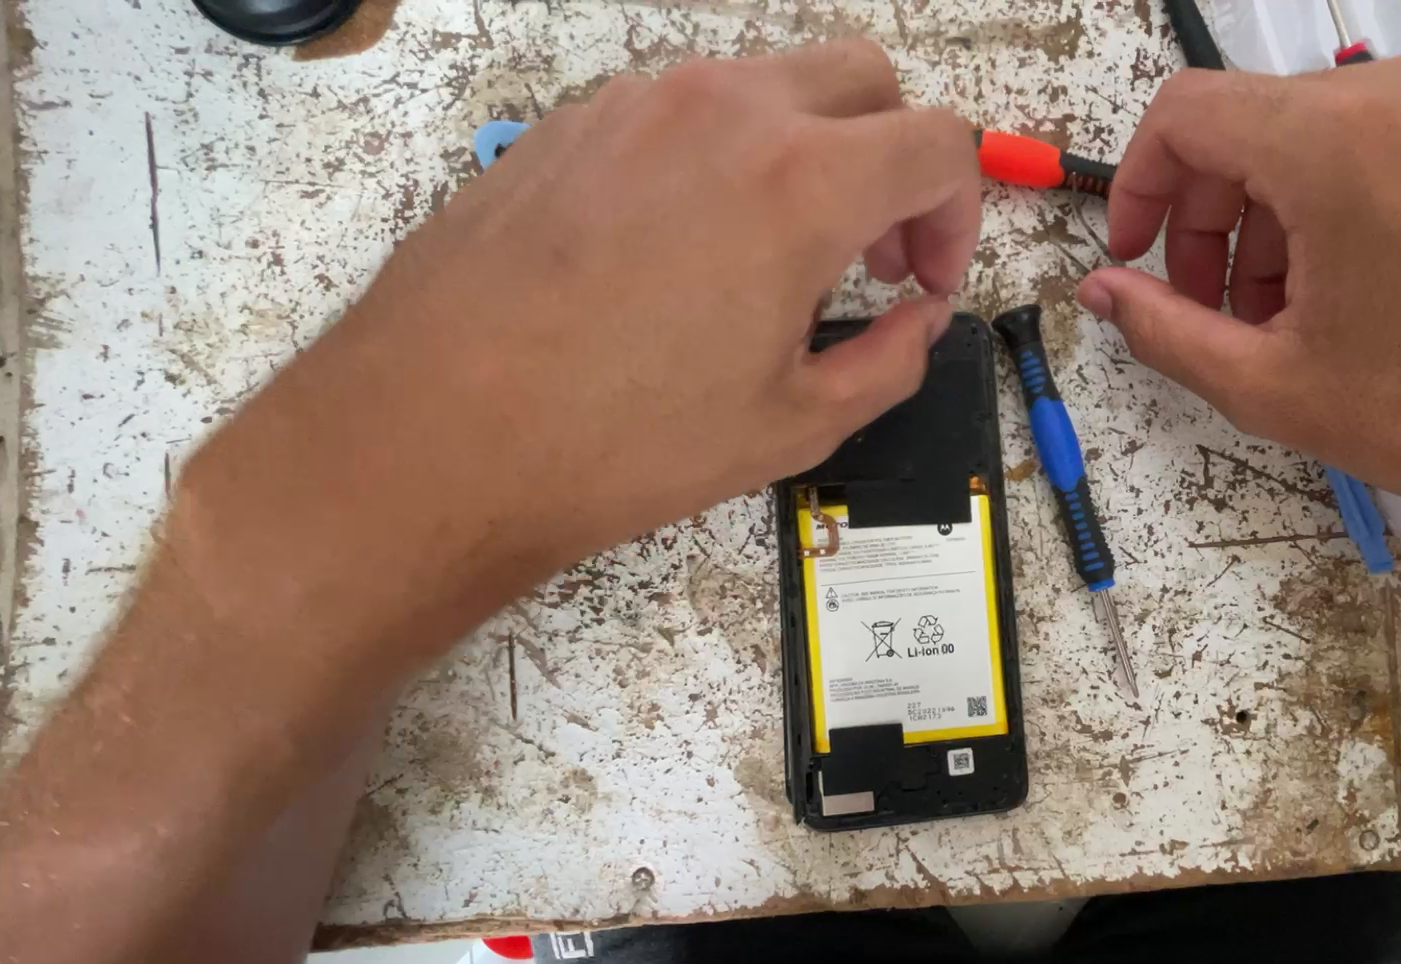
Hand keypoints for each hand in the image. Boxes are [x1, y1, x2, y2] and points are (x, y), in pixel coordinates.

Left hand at [168, 41, 979, 686]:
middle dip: (899, 167)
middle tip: (874, 260)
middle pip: (869, 83)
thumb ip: (893, 361)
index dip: (959, 217)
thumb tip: (923, 319)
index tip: (927, 285)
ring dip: (817, 160)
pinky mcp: (575, 122)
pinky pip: (691, 111)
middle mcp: (725, 112)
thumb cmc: (632, 442)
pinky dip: (734, 160)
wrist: (441, 435)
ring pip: (777, 88)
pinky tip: (696, 253)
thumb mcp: (798, 425)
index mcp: (799, 185)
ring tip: (782, 265)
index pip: (939, 145)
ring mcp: (639, 102)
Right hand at [1077, 48, 1400, 602]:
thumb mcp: (1264, 384)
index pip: (1187, 113)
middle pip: (1251, 126)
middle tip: (1211, 311)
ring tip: (1285, 317)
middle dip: (1205, 220)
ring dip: (1269, 223)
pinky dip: (1337, 209)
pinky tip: (1356, 295)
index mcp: (1340, 139)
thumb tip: (1097, 291)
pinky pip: (1389, 146)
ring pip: (1318, 138)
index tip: (1134, 259)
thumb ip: (1160, 328)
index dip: (1137, 185)